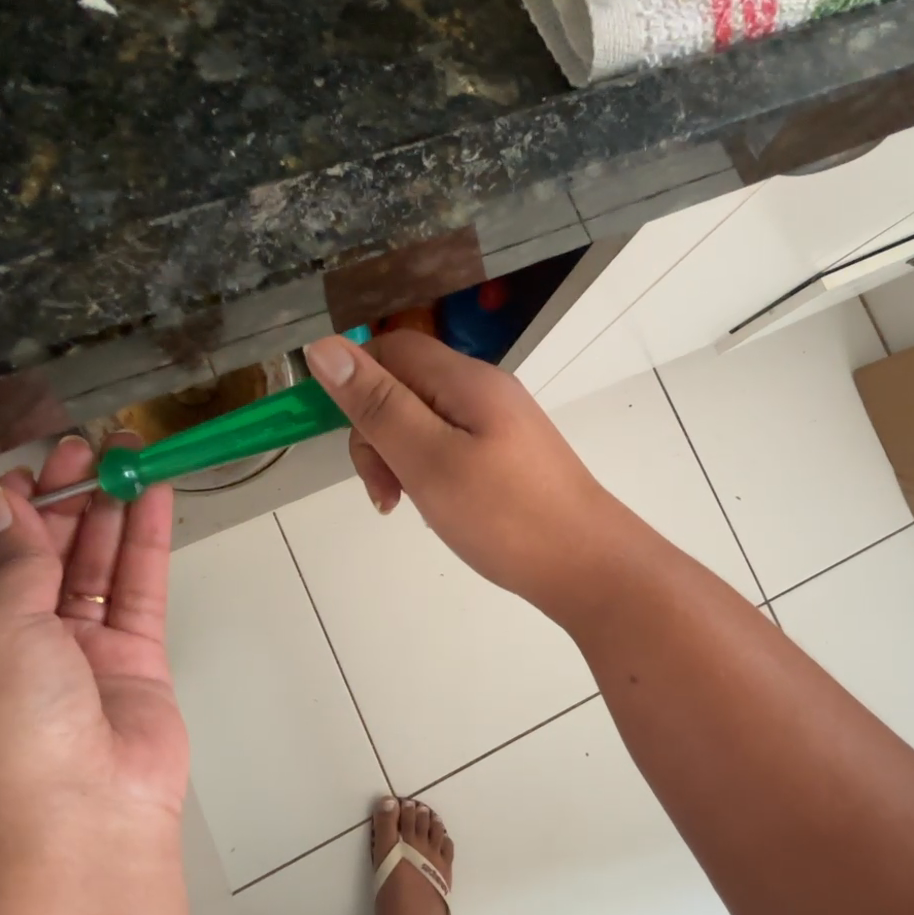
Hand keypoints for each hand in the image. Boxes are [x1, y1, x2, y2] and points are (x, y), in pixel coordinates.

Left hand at [0, 434, 188, 893]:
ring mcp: (81, 653)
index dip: (8, 513)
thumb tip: (1, 500)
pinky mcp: (137, 659)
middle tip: (90, 448)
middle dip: (65, 501)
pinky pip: (140, 588)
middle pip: (43, 556)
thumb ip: (12, 560)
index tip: (34, 468)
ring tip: (128, 456)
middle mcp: (18, 645)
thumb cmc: (2, 733)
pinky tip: (155, 499)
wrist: (74, 827)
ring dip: (110, 511)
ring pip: (96, 566)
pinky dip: (147, 542)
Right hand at [303, 330, 636, 616]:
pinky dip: (431, 473)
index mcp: (466, 380)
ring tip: (409, 506)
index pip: (391, 350)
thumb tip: (323, 346)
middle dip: (378, 434)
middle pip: (406, 387)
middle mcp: (485, 391)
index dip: (356, 384)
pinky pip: (451, 448)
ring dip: (401, 459)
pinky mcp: (509, 456)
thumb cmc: (505, 516)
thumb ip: (376, 404)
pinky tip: (438, 509)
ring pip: (425, 423)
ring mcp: (501, 425)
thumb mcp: (428, 459)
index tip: (351, 440)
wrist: (590, 568)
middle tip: (386, 492)